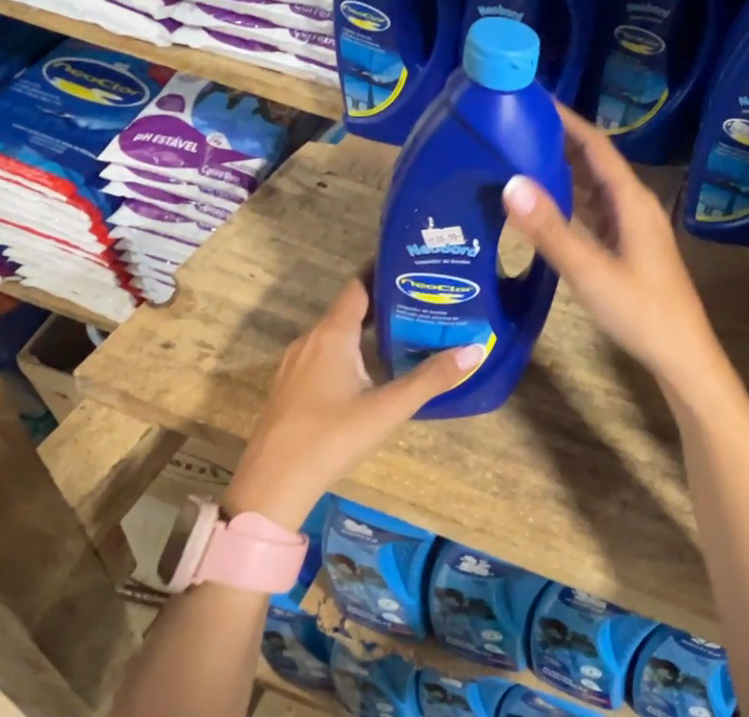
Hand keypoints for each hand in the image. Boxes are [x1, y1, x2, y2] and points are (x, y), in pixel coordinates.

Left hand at [221, 276, 481, 528]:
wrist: (272, 485)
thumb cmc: (331, 438)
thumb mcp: (388, 409)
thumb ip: (432, 379)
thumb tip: (475, 349)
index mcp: (332, 335)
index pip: (357, 286)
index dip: (382, 271)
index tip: (411, 263)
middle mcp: (310, 341)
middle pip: (348, 308)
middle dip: (382, 301)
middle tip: (421, 297)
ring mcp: (295, 365)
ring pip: (335, 334)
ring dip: (365, 328)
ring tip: (403, 329)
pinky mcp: (290, 388)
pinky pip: (324, 355)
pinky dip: (349, 349)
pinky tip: (370, 368)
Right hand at [501, 106, 725, 390]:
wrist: (682, 356)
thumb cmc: (642, 312)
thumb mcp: (591, 272)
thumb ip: (551, 230)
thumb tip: (510, 182)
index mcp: (631, 200)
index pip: (594, 144)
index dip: (564, 118)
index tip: (528, 98)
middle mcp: (633, 204)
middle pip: (591, 161)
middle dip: (555, 139)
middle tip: (510, 125)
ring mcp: (631, 226)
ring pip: (591, 187)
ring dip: (559, 169)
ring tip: (515, 155)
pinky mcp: (625, 246)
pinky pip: (592, 210)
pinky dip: (566, 200)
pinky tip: (540, 203)